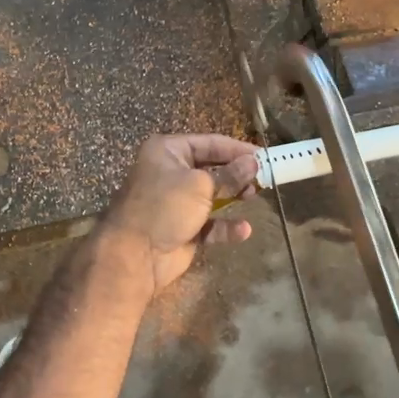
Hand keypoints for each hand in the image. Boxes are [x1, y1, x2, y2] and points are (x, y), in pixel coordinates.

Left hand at [97, 133, 260, 293]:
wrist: (135, 254)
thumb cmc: (165, 206)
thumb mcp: (200, 185)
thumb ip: (229, 175)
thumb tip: (254, 162)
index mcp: (168, 151)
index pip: (209, 143)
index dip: (236, 149)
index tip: (263, 156)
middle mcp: (171, 173)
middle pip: (212, 168)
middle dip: (236, 174)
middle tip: (262, 178)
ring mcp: (176, 202)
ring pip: (212, 196)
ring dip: (233, 197)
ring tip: (253, 197)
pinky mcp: (183, 228)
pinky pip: (210, 224)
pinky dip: (225, 226)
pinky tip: (243, 231)